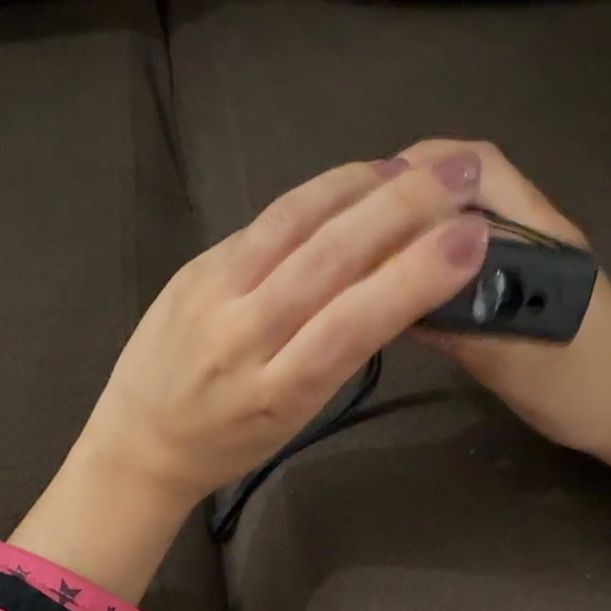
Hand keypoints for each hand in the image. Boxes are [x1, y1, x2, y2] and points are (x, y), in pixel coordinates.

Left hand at [10, 150, 490, 599]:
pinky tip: (354, 179)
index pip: (354, 324)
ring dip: (361, 186)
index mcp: (277, 392)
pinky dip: (317, 194)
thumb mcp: (295, 418)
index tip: (470, 239)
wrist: (140, 444)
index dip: (415, 277)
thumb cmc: (230, 445)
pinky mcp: (193, 267)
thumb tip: (396, 281)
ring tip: (414, 165)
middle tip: (463, 173)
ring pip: (293, 224)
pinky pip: (264, 222)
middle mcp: (243, 336)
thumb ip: (337, 353)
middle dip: (402, 210)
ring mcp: (211, 294)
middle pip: (329, 260)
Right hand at [398, 140, 610, 467]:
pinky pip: (480, 255)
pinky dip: (442, 255)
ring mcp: (539, 260)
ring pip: (474, 219)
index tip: (366, 198)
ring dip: (428, 221)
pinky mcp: (534, 289)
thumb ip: (452, 326)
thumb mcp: (510, 363)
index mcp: (543, 237)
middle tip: (360, 221)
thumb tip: (387, 297)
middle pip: (474, 183)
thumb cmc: (584, 391)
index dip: (420, 169)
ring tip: (374, 247)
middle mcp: (541, 234)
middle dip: (415, 188)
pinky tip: (412, 281)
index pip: (479, 168)